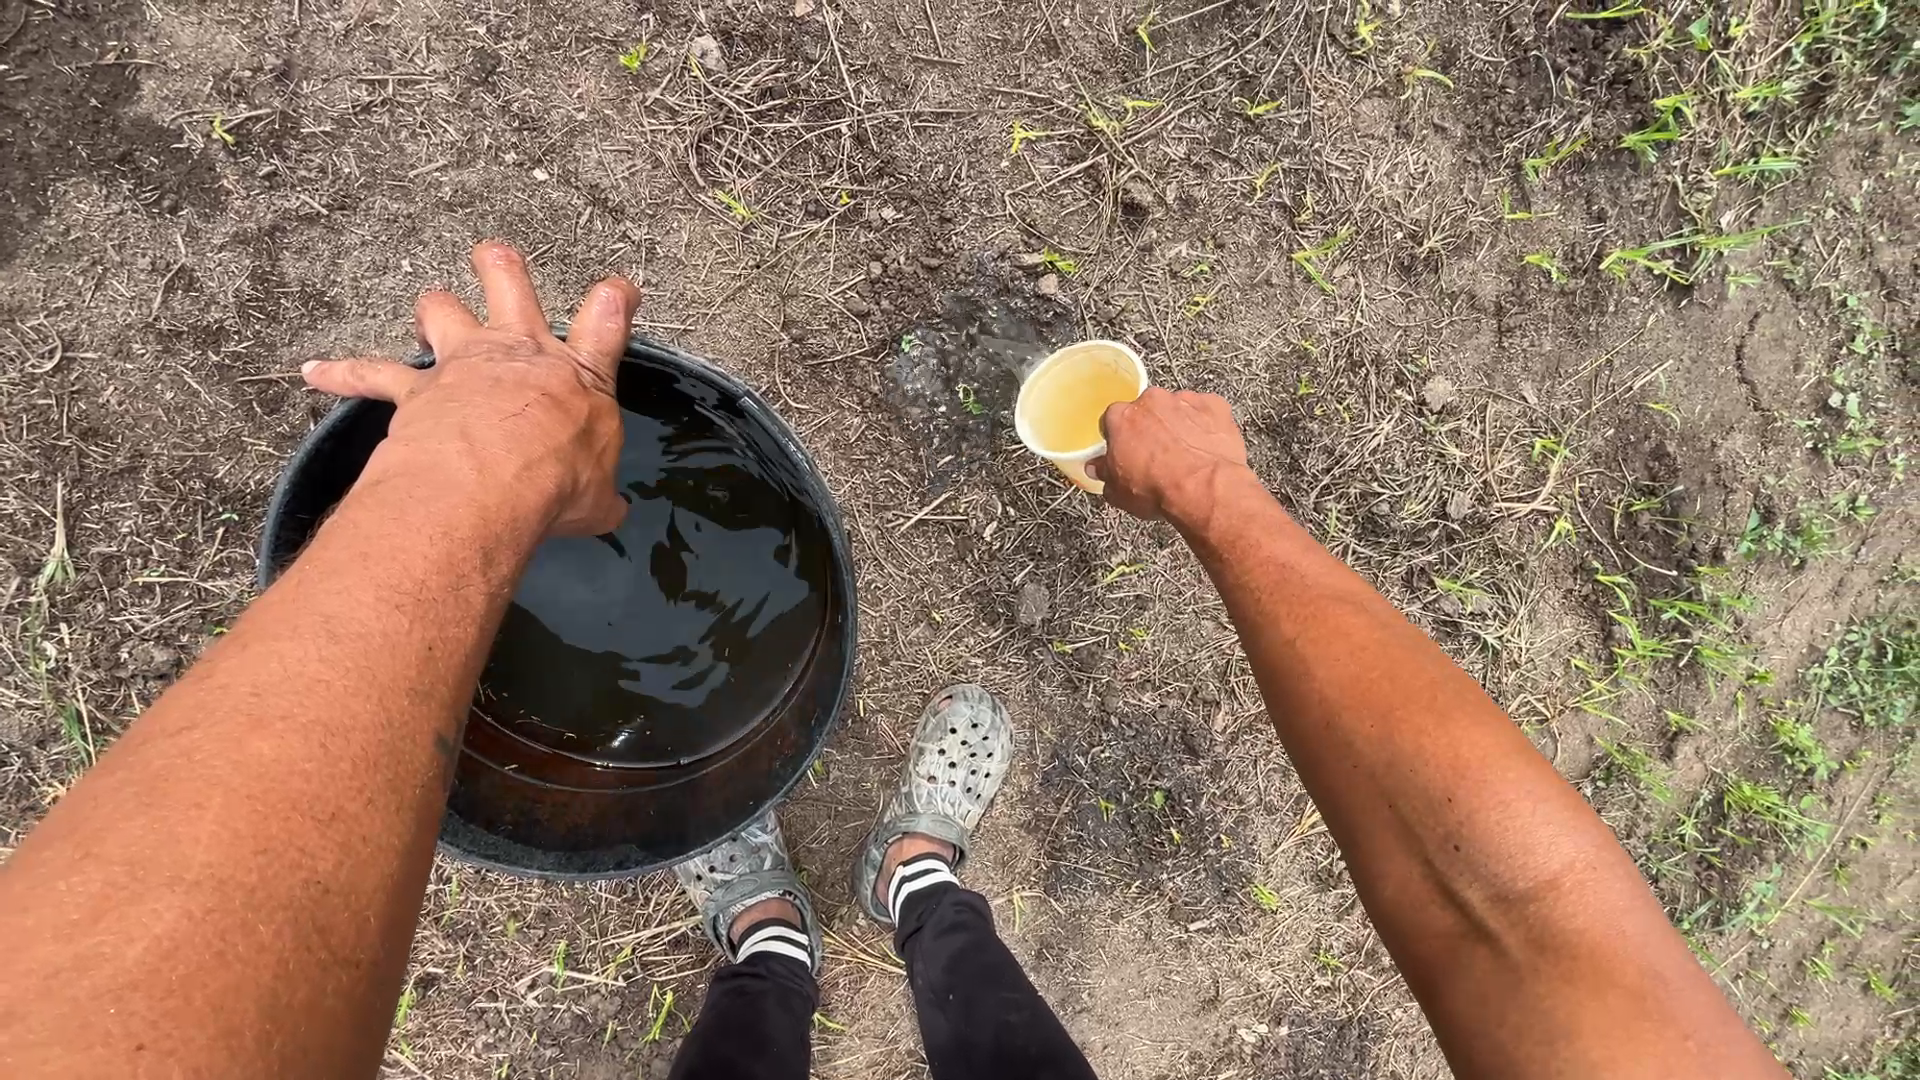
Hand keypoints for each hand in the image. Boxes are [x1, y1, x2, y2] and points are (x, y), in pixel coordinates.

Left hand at [301, 241, 640, 535]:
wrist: (488, 486)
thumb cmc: (559, 484)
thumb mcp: (598, 498)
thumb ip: (603, 497)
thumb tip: (611, 512)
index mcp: (580, 376)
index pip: (608, 321)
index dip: (615, 299)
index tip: (618, 291)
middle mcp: (522, 353)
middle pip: (509, 283)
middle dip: (502, 267)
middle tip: (496, 260)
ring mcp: (465, 364)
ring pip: (442, 308)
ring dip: (436, 309)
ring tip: (429, 318)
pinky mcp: (417, 389)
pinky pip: (371, 375)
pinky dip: (343, 373)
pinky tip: (315, 373)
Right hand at [1086, 387, 1252, 525]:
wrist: (1204, 488)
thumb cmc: (1161, 488)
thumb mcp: (1118, 492)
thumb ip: (1104, 474)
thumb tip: (1098, 469)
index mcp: (1121, 419)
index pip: (1112, 421)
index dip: (1118, 438)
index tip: (1124, 451)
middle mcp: (1151, 402)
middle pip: (1145, 411)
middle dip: (1149, 429)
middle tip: (1155, 456)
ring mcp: (1183, 401)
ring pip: (1175, 409)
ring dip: (1176, 426)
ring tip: (1184, 455)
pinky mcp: (1213, 405)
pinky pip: (1205, 411)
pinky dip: (1204, 424)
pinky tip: (1204, 447)